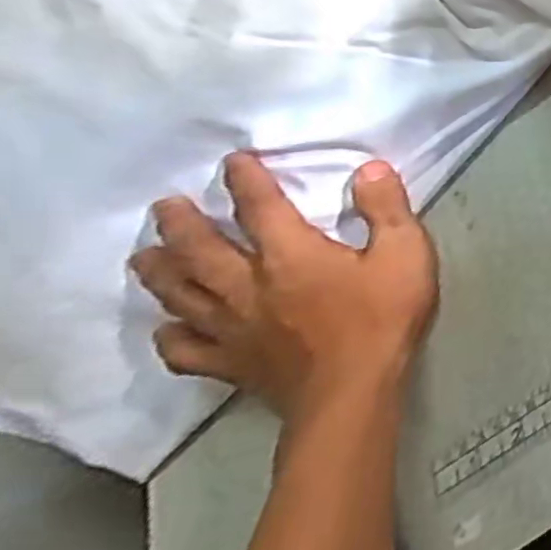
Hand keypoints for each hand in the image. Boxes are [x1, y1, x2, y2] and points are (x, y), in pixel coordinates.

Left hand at [130, 154, 438, 417]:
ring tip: (144, 255)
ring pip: (181, 294)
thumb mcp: (405, 252)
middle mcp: (248, 286)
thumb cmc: (385, 313)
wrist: (353, 389)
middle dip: (182, 225)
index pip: (261, 209)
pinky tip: (167, 327)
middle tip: (165, 206)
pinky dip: (170, 334)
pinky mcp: (229, 362)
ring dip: (160, 271)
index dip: (246, 181)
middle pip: (202, 251)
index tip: (233, 160)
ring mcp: (232, 327)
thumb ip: (387, 209)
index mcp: (291, 256)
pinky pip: (185, 347)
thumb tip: (368, 169)